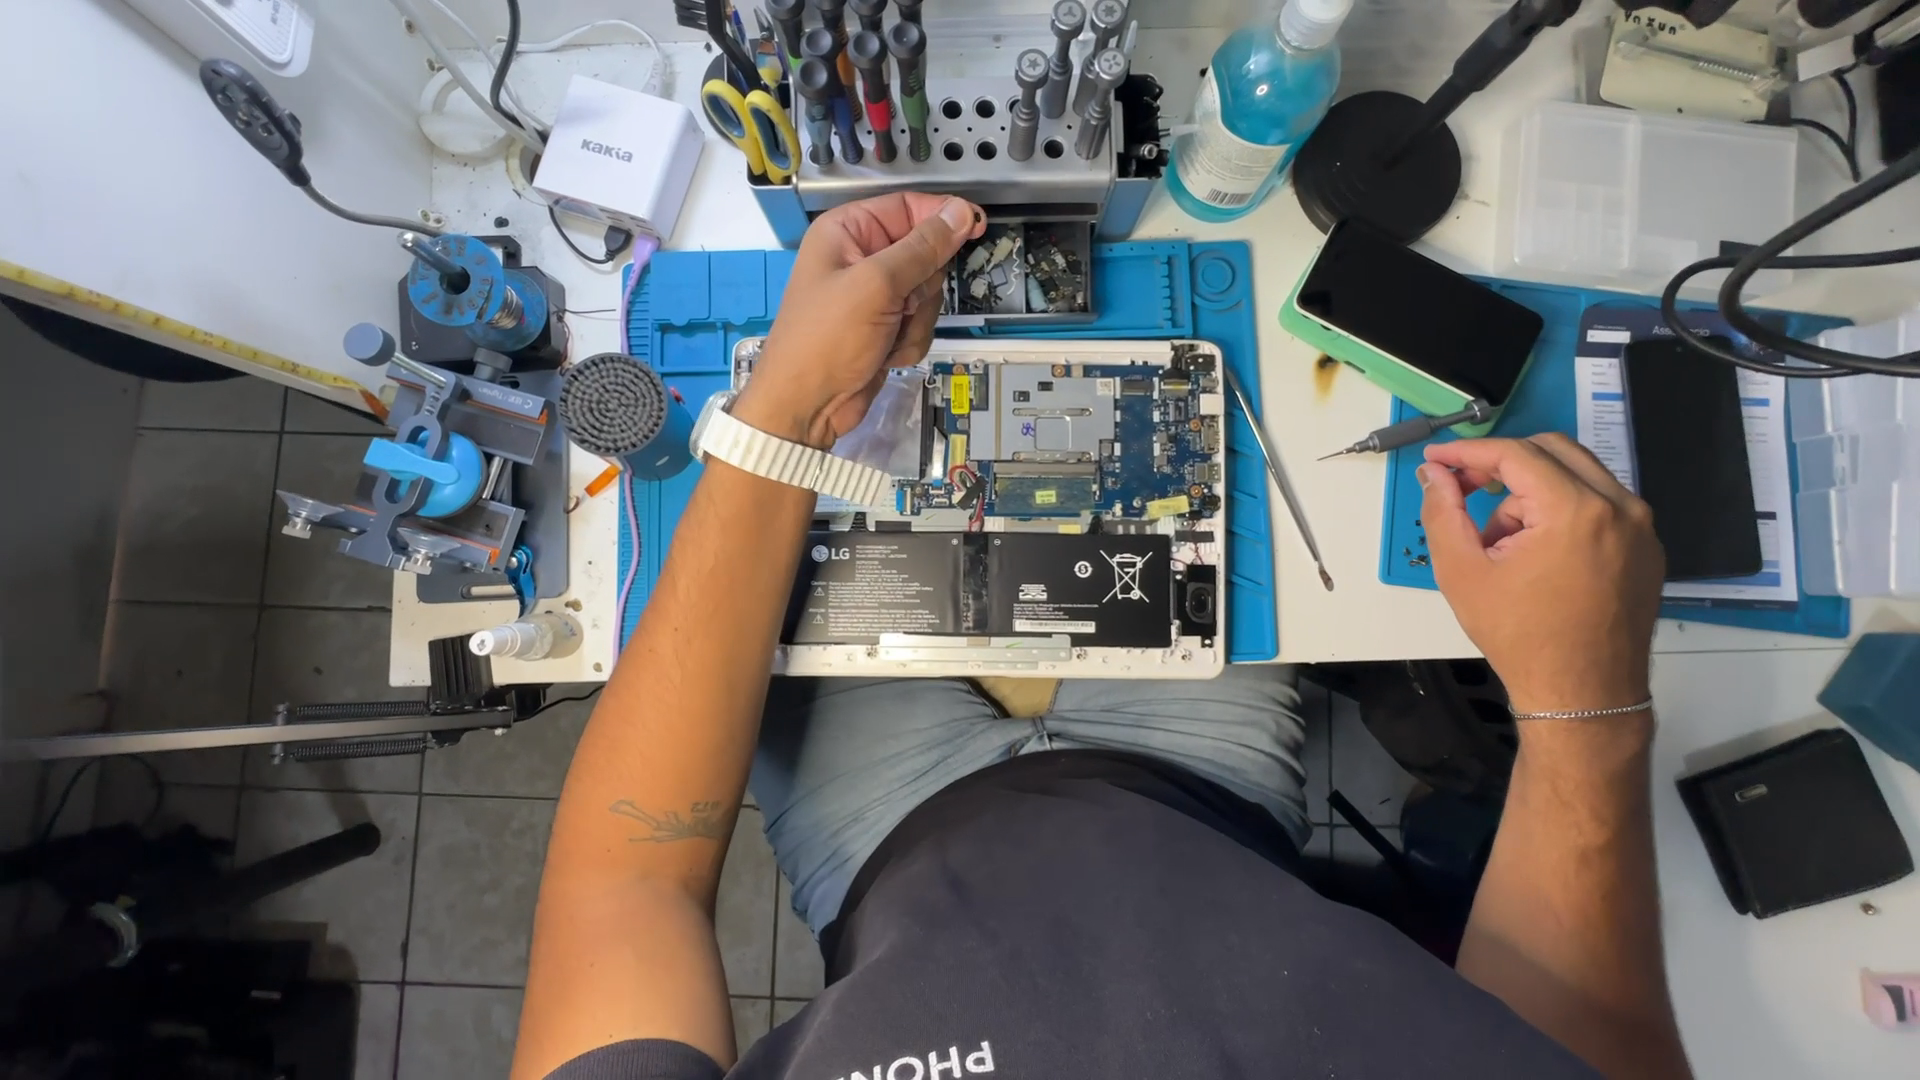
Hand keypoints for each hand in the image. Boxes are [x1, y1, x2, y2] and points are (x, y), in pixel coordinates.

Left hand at [732, 193, 985, 448]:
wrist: (808, 406)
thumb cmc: (827, 340)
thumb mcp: (877, 286)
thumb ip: (923, 248)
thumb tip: (961, 214)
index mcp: (849, 232)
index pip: (908, 208)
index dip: (944, 217)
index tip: (978, 226)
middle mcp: (862, 259)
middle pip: (925, 255)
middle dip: (922, 287)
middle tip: (900, 305)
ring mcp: (875, 297)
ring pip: (927, 296)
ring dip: (916, 321)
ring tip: (887, 337)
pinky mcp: (886, 329)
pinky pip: (920, 325)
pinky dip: (909, 343)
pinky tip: (886, 356)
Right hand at [1419, 434, 1664, 716]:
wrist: (1582, 690)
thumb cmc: (1517, 632)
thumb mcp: (1461, 570)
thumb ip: (1442, 511)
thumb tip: (1434, 473)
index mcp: (1576, 510)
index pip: (1515, 455)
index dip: (1467, 452)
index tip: (1434, 459)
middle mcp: (1620, 507)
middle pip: (1552, 451)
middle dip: (1499, 464)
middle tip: (1461, 487)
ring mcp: (1641, 527)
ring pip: (1575, 476)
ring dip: (1529, 490)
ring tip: (1498, 539)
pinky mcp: (1647, 546)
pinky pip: (1598, 504)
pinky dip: (1559, 509)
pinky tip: (1533, 550)